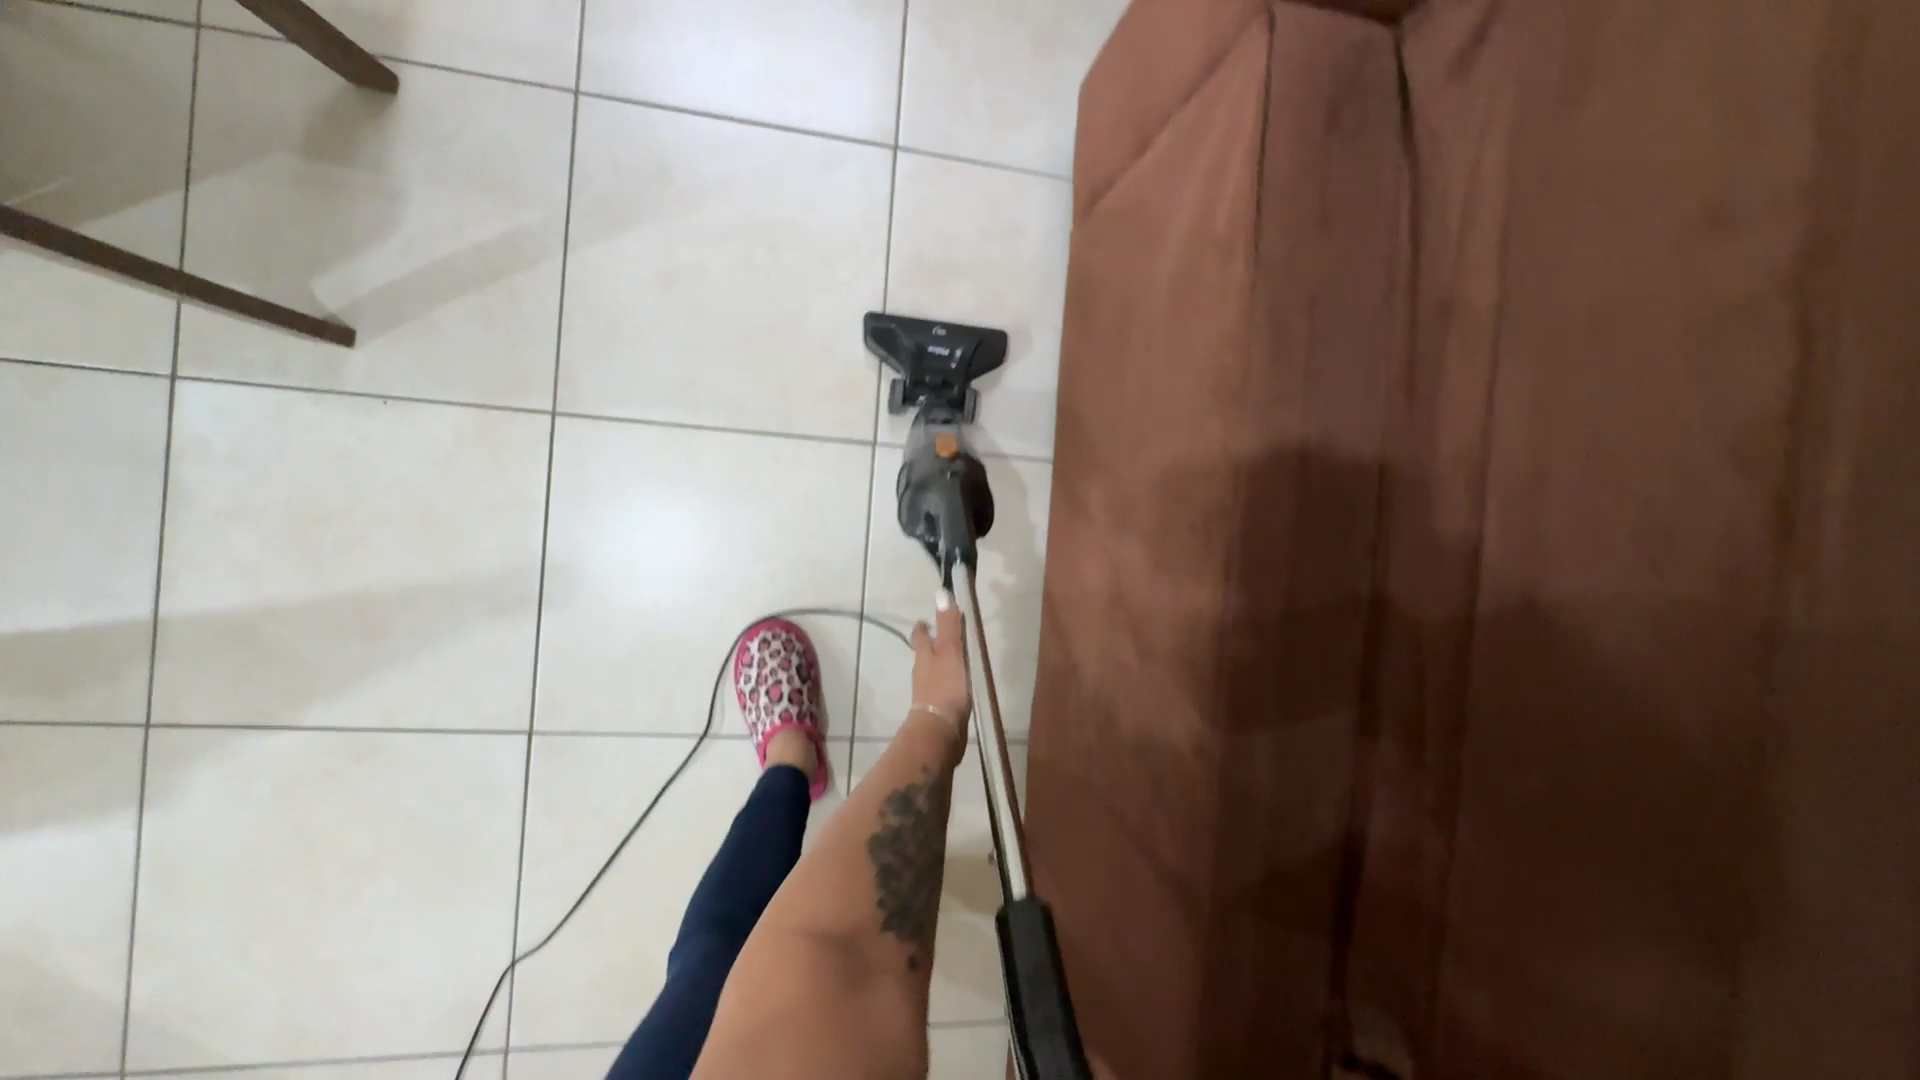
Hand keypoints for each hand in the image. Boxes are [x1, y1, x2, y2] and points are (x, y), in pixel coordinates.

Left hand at [909, 590, 970, 755]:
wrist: (940, 731)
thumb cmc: (944, 687)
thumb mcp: (950, 651)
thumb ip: (948, 625)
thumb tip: (941, 593)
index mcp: (924, 657)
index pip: (920, 636)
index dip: (922, 627)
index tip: (925, 620)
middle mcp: (923, 673)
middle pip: (926, 655)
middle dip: (932, 646)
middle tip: (942, 638)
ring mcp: (930, 693)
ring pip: (935, 673)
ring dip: (942, 666)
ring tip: (957, 661)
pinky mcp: (940, 710)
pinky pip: (945, 691)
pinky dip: (951, 686)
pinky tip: (962, 688)